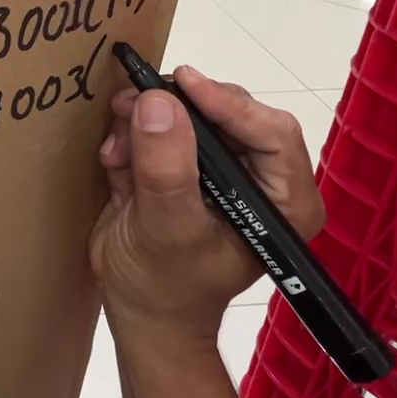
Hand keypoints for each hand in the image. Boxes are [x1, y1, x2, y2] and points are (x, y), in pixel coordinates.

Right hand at [89, 67, 325, 343]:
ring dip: (144, 123)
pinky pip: (158, 131)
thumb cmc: (164, 286)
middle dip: (174, 110)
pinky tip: (115, 162)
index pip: (271, 132)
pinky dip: (131, 138)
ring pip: (187, 116)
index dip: (227, 103)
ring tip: (116, 148)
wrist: (136, 314)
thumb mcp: (166, 228)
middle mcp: (256, 178)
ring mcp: (216, 172)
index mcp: (281, 199)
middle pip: (226, 114)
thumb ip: (166, 167)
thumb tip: (158, 101)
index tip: (181, 83)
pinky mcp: (180, 169)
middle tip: (130, 104)